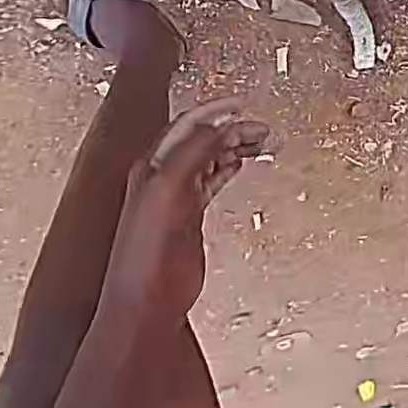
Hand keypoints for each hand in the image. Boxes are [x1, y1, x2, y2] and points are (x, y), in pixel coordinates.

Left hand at [98, 98, 271, 324]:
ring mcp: (177, 195)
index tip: (241, 105)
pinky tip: (240, 164)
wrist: (145, 303)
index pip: (190, 124)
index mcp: (154, 164)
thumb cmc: (147, 255)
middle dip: (234, 129)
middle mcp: (164, 175)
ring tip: (261, 142)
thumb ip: (193, 153)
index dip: (216, 110)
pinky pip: (213, 178)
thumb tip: (220, 126)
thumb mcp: (170, 189)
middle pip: (204, 139)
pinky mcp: (189, 215)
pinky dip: (230, 166)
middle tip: (261, 128)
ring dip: (236, 146)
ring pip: (211, 157)